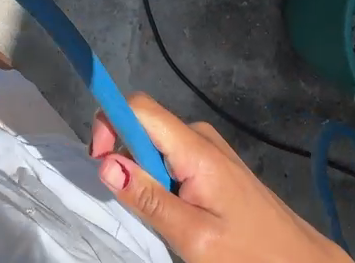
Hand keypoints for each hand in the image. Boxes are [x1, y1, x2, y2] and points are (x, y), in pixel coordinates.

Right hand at [90, 94, 351, 262]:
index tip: (101, 164)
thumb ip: (150, 199)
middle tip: (130, 203)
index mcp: (195, 147)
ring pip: (155, 144)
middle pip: (143, 125)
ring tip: (157, 216)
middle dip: (124, 155)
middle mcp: (199, 136)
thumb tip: (105, 163)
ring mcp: (209, 150)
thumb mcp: (196, 238)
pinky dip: (160, 180)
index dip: (109, 124)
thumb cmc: (253, 254)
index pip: (138, 106)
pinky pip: (171, 158)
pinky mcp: (214, 166)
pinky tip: (175, 213)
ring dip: (143, 173)